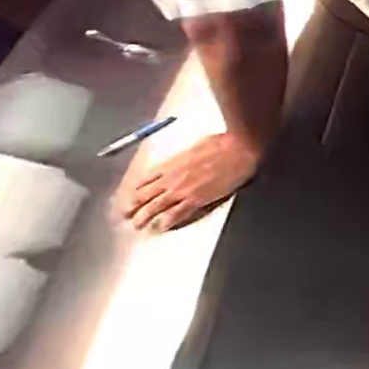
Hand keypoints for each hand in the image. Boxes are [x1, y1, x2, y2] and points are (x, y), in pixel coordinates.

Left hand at [125, 132, 262, 232]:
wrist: (242, 147)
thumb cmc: (225, 142)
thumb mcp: (197, 145)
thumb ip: (185, 157)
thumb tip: (186, 160)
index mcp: (169, 164)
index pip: (143, 181)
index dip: (135, 191)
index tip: (132, 197)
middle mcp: (170, 179)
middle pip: (142, 197)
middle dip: (132, 208)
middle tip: (127, 216)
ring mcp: (182, 190)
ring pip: (153, 208)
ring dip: (143, 218)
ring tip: (138, 226)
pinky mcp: (197, 199)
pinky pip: (175, 214)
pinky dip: (166, 222)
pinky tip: (161, 227)